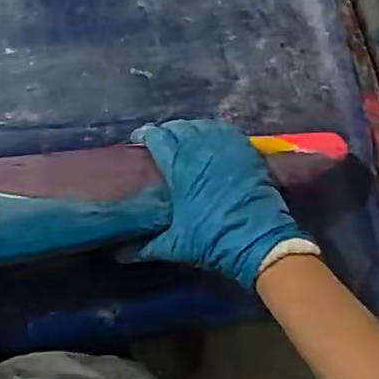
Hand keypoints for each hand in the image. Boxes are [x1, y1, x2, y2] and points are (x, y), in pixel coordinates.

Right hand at [130, 119, 314, 288]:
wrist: (258, 240)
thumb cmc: (213, 239)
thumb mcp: (175, 245)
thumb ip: (146, 246)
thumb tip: (120, 253)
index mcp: (179, 165)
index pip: (157, 137)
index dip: (145, 135)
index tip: (138, 140)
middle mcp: (201, 148)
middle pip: (179, 127)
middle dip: (167, 132)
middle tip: (161, 143)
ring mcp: (226, 145)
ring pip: (202, 125)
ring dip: (190, 129)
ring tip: (185, 140)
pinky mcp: (245, 148)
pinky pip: (224, 130)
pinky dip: (213, 131)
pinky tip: (210, 141)